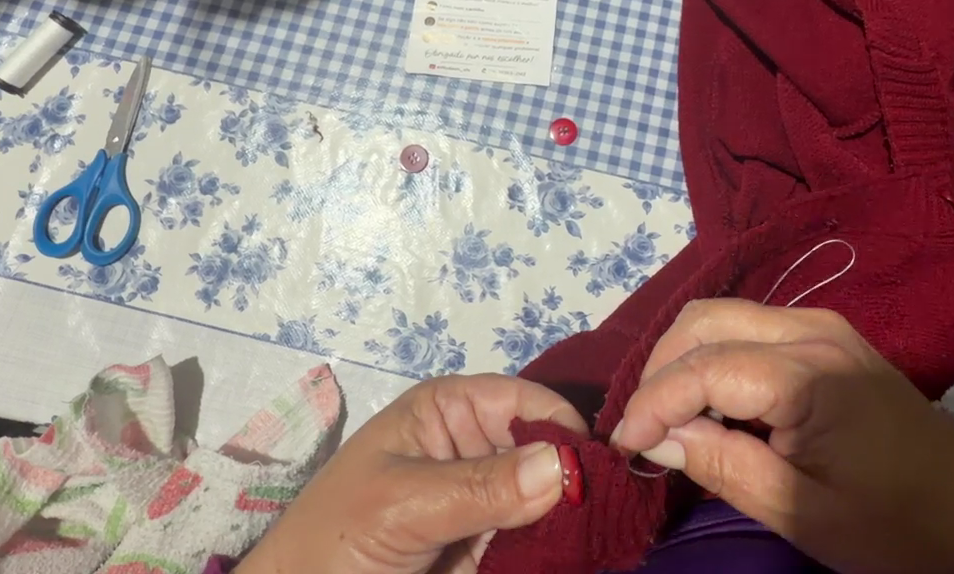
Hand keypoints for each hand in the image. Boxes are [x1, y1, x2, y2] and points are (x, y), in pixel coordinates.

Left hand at [240, 374, 587, 573]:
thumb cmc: (334, 541)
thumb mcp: (403, 505)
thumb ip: (481, 486)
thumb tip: (566, 464)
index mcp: (449, 410)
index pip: (523, 402)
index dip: (564, 426)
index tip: (605, 466)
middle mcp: (474, 445)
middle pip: (544, 448)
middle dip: (578, 474)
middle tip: (619, 506)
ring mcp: (483, 500)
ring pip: (547, 497)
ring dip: (575, 515)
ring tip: (611, 530)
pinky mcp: (487, 548)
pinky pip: (536, 541)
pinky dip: (559, 547)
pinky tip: (585, 551)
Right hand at [609, 299, 953, 573]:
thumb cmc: (897, 527)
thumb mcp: (802, 513)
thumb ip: (722, 465)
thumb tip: (655, 437)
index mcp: (807, 373)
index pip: (703, 368)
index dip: (653, 401)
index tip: (622, 443)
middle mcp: (809, 328)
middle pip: (704, 320)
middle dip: (660, 366)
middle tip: (640, 424)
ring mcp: (820, 324)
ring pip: (723, 315)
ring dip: (683, 356)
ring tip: (665, 413)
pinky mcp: (826, 334)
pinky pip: (748, 326)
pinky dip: (713, 354)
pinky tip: (707, 398)